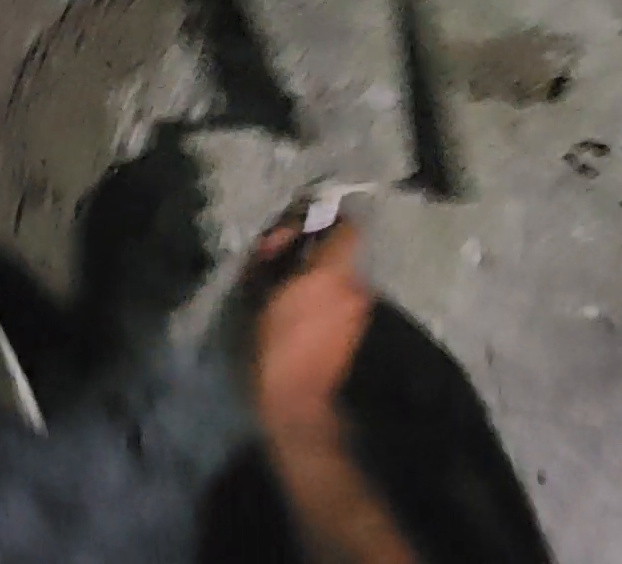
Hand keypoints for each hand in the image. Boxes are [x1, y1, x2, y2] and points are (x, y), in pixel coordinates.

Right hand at [243, 215, 417, 563]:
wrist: (298, 401)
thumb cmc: (273, 343)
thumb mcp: (261, 293)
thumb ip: (272, 257)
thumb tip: (279, 239)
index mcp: (332, 272)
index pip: (349, 227)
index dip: (329, 220)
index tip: (302, 223)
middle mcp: (355, 285)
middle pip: (342, 250)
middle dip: (314, 247)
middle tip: (281, 256)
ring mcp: (361, 309)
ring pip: (342, 273)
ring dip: (319, 270)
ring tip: (289, 282)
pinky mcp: (358, 329)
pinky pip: (343, 295)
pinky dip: (326, 292)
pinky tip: (302, 305)